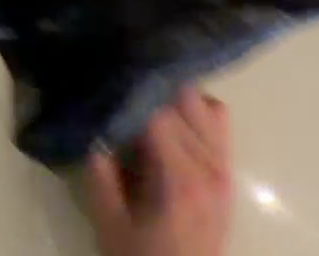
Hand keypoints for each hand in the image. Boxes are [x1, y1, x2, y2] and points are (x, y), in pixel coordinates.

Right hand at [83, 89, 233, 255]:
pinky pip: (216, 122)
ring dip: (171, 95)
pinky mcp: (225, 172)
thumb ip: (99, 172)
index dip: (128, 92)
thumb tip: (93, 126)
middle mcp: (209, 168)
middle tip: (114, 83)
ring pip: (203, 105)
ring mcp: (223, 169)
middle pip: (182, 100)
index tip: (101, 80)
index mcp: (180, 179)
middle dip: (147, 86)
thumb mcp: (107, 219)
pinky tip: (165, 115)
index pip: (157, 114)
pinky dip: (193, 109)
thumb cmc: (141, 255)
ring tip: (139, 96)